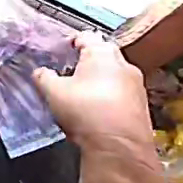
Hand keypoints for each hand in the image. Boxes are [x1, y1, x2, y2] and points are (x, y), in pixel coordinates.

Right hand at [32, 33, 155, 158]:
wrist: (119, 146)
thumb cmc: (85, 110)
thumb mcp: (53, 92)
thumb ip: (44, 77)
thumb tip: (41, 71)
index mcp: (102, 54)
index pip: (86, 36)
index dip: (71, 41)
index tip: (60, 50)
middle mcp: (124, 64)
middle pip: (102, 54)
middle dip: (86, 61)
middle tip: (67, 71)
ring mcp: (136, 85)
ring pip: (113, 74)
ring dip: (98, 79)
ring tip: (80, 92)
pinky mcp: (141, 104)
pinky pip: (121, 92)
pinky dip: (108, 95)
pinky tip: (95, 108)